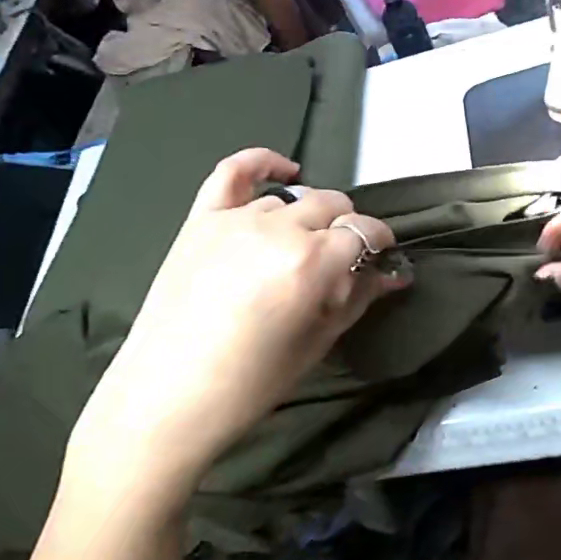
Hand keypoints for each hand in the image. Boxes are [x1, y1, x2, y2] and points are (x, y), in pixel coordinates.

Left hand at [69, 149, 404, 498]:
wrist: (168, 396)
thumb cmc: (250, 385)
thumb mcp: (315, 345)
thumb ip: (357, 300)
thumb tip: (392, 274)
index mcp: (310, 263)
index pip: (364, 232)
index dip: (380, 243)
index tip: (382, 259)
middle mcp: (276, 229)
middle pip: (331, 205)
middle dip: (347, 229)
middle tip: (341, 264)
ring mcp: (233, 219)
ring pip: (289, 200)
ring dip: (307, 218)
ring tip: (301, 250)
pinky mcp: (200, 219)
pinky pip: (233, 172)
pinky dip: (262, 163)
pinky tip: (283, 171)